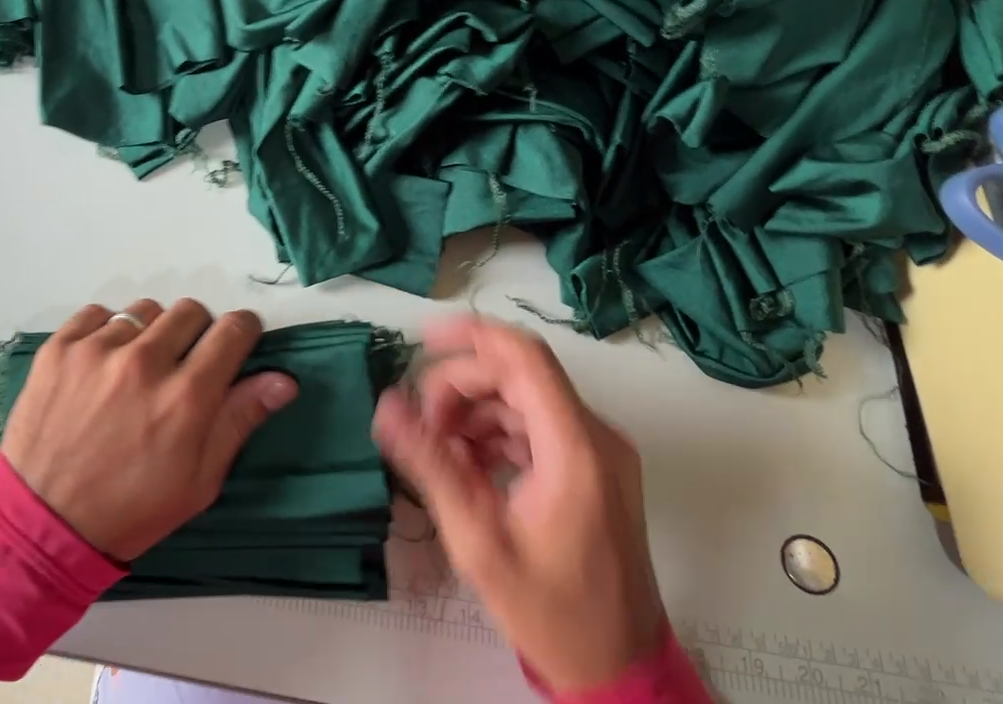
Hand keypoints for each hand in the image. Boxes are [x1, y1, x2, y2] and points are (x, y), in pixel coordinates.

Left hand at [0, 299, 297, 560]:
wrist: (43, 521)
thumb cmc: (131, 509)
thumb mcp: (199, 481)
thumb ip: (239, 420)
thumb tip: (283, 379)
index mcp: (186, 396)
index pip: (233, 329)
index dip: (242, 332)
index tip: (236, 344)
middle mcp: (144, 362)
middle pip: (190, 310)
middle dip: (196, 333)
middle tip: (182, 367)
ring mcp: (97, 350)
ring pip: (144, 311)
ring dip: (150, 334)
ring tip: (135, 372)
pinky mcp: (59, 348)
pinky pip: (97, 314)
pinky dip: (106, 332)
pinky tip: (102, 366)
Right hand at [371, 317, 663, 692]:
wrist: (617, 666)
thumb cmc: (550, 611)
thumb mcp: (478, 540)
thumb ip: (431, 465)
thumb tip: (385, 407)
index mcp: (575, 449)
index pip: (524, 358)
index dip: (470, 336)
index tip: (420, 339)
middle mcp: (595, 437)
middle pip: (517, 375)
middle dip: (459, 386)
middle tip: (420, 425)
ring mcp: (597, 452)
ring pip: (522, 398)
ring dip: (472, 411)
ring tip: (437, 451)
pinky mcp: (591, 467)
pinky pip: (534, 426)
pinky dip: (493, 433)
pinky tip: (465, 465)